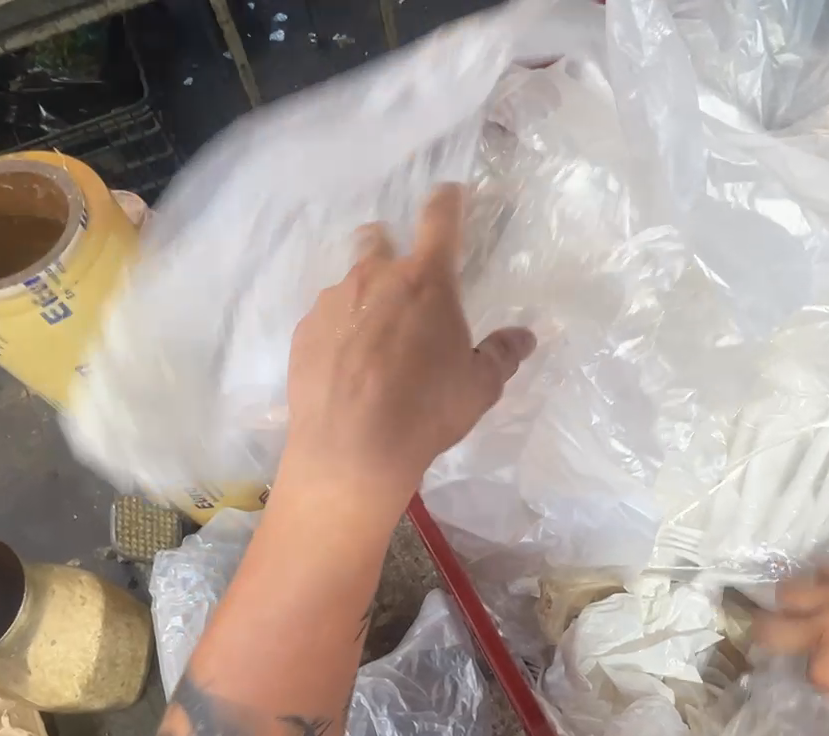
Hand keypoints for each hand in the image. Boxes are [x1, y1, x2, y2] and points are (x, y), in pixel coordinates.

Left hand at [279, 183, 535, 516]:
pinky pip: (325, 319)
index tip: (452, 194)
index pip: (441, 217)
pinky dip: (338, 332)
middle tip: (401, 280)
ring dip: (363, 298)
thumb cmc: (426, 411)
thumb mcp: (479, 387)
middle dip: (388, 245)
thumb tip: (524, 337)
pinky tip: (346, 368)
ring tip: (372, 341)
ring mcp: (333, 302)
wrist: (353, 448)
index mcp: (426, 282)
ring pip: (349, 282)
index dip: (449, 200)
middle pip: (377, 238)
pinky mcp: (304, 332)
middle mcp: (375, 277)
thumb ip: (501, 355)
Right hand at [754, 563, 828, 723]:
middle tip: (778, 632)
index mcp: (828, 671)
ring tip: (807, 602)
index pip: (800, 669)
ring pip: (791, 589)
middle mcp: (825, 630)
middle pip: (769, 625)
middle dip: (768, 631)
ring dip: (794, 599)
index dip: (808, 668)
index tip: (816, 668)